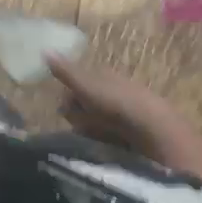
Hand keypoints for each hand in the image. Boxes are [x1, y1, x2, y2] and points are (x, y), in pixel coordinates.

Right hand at [46, 55, 175, 152]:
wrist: (157, 133)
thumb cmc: (118, 103)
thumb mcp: (88, 86)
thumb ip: (66, 72)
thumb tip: (44, 50)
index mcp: (107, 76)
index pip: (81, 82)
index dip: (69, 94)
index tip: (62, 109)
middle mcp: (117, 93)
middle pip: (88, 104)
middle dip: (78, 115)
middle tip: (75, 126)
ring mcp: (127, 117)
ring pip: (98, 123)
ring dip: (89, 132)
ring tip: (86, 143)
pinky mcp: (135, 139)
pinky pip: (111, 140)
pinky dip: (103, 145)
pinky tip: (100, 152)